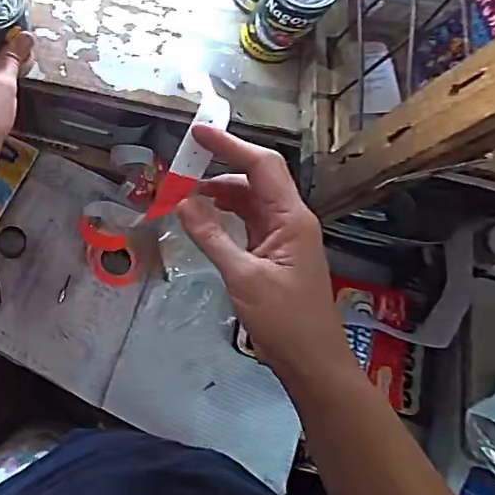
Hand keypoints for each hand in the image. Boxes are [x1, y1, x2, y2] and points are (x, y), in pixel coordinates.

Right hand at [175, 124, 348, 380]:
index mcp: (291, 218)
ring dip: (219, 192)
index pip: (261, 166)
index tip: (198, 133)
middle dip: (220, 166)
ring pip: (249, 198)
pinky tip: (202, 216)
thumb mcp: (242, 277)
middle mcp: (290, 219)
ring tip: (184, 193)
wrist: (312, 361)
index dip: (230, 145)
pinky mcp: (273, 251)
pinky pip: (247, 220)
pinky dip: (224, 213)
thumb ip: (211, 236)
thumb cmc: (284, 321)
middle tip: (182, 166)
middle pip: (255, 178)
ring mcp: (283, 235)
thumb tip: (183, 202)